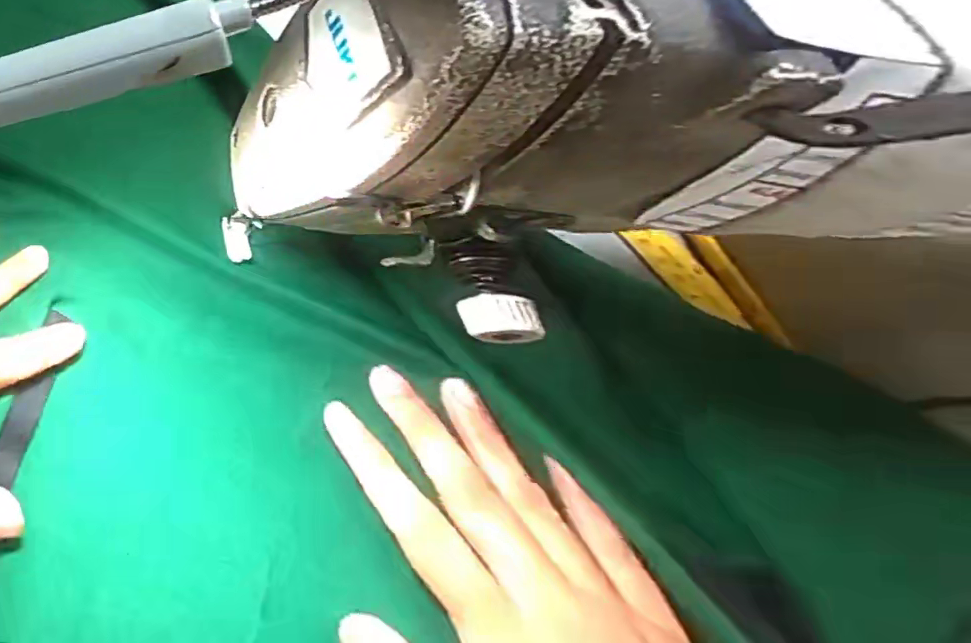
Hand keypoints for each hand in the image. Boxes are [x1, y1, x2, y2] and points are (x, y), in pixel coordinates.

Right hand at [323, 366, 687, 642]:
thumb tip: (348, 618)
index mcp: (497, 624)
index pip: (417, 527)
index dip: (373, 467)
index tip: (339, 414)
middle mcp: (542, 593)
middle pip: (470, 496)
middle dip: (423, 431)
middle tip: (388, 376)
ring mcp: (602, 599)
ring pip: (532, 501)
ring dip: (489, 441)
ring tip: (458, 387)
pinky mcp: (654, 619)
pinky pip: (611, 545)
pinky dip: (582, 502)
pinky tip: (557, 464)